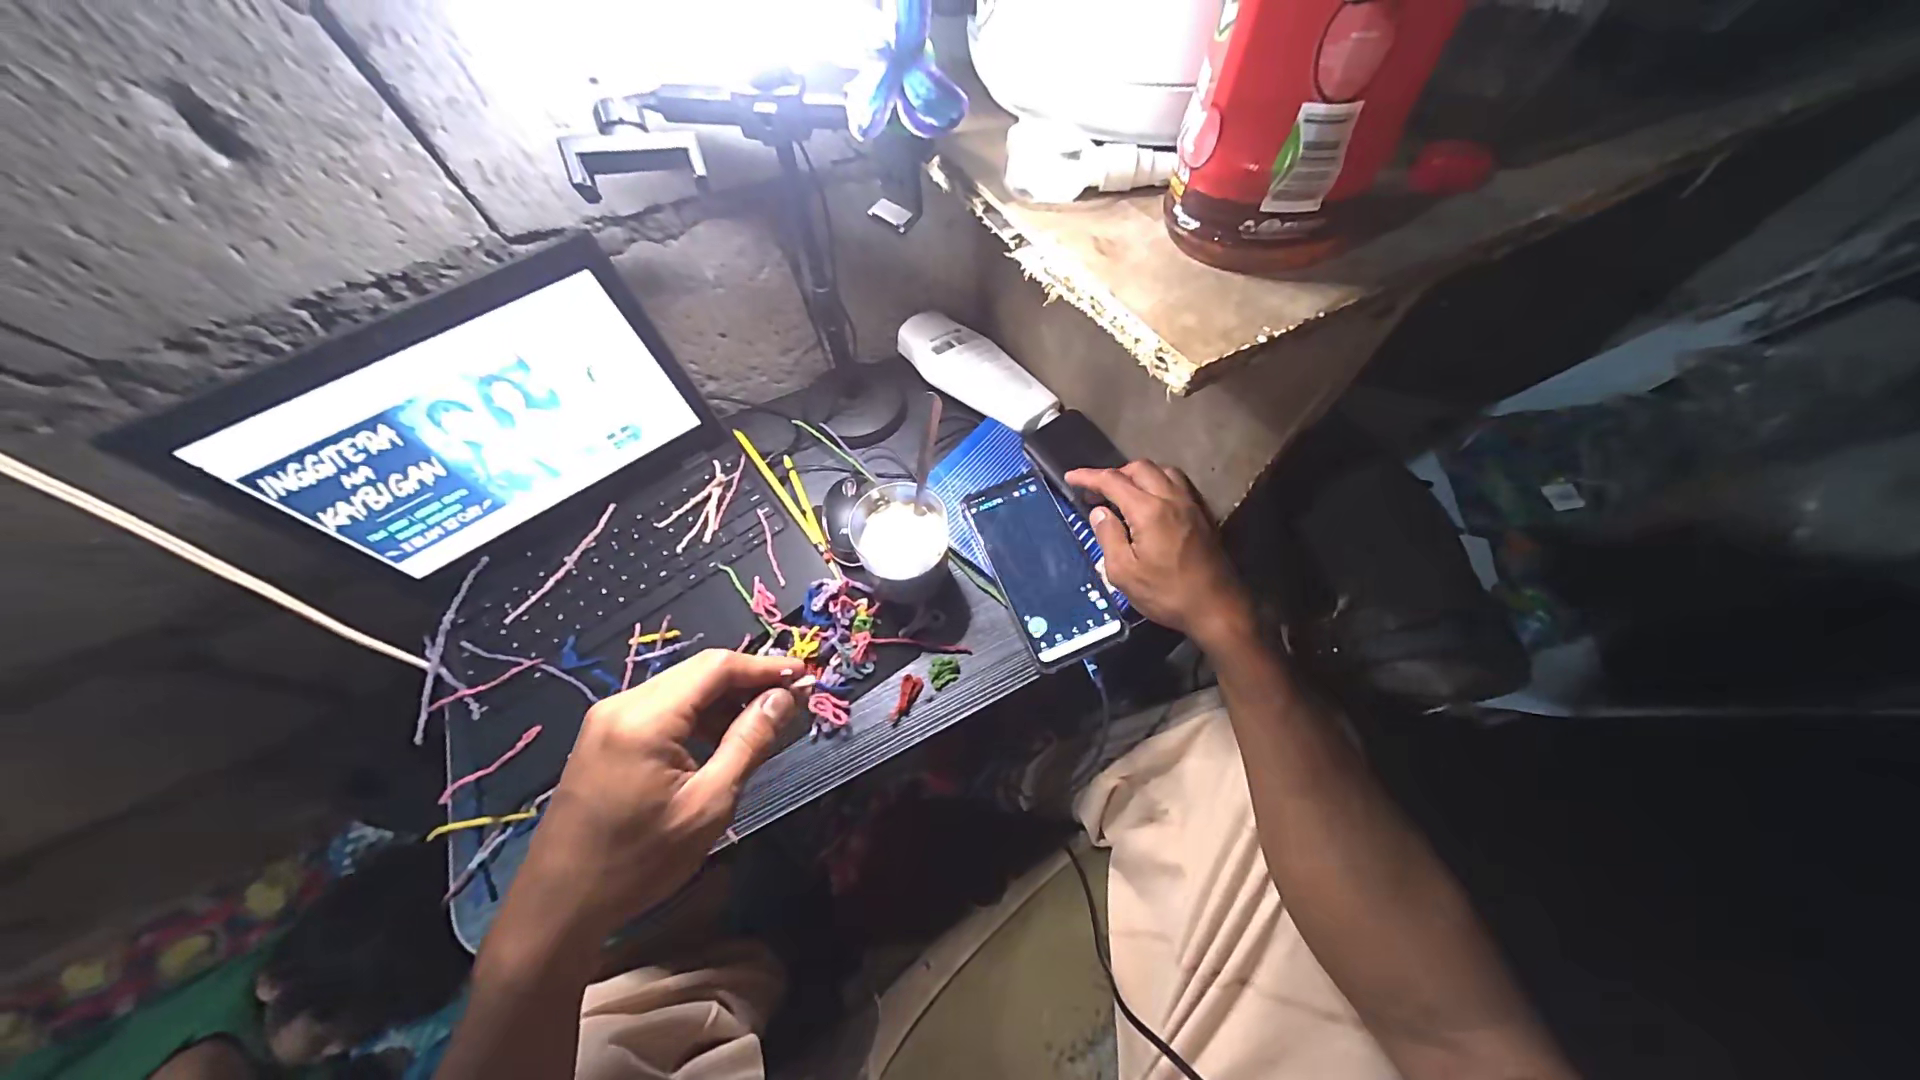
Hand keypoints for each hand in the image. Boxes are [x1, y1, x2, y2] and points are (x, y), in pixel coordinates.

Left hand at [525, 650, 804, 928]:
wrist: (557, 907)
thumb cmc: (638, 862)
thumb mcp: (709, 804)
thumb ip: (750, 741)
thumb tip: (785, 697)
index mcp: (645, 717)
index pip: (717, 667)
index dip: (766, 666)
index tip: (805, 677)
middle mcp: (624, 703)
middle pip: (700, 671)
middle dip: (749, 680)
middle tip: (792, 698)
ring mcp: (609, 718)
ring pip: (683, 687)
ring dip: (725, 698)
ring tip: (764, 721)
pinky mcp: (605, 735)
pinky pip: (664, 708)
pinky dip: (699, 715)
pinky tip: (722, 738)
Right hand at [1067, 462, 1253, 648]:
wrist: (1218, 609)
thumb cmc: (1167, 594)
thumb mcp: (1124, 573)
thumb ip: (1108, 536)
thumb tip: (1099, 512)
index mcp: (1149, 510)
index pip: (1113, 481)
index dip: (1088, 477)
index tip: (1071, 477)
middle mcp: (1172, 498)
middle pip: (1139, 468)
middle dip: (1114, 473)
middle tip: (1096, 492)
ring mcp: (1191, 504)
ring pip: (1162, 471)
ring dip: (1138, 475)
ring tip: (1124, 494)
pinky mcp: (1203, 515)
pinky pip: (1178, 484)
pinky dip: (1159, 482)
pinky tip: (1152, 502)